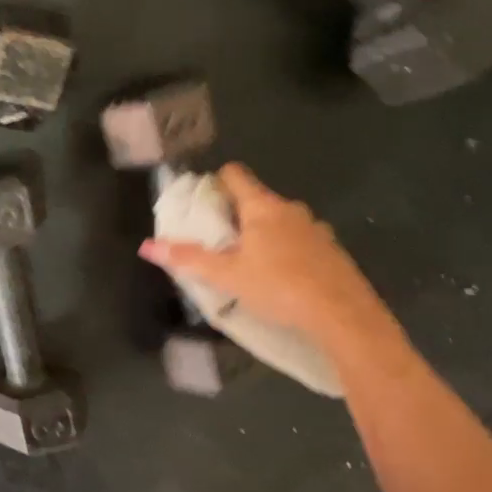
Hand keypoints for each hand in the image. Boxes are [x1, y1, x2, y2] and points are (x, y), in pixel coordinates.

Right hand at [140, 164, 401, 353]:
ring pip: (279, 221)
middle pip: (255, 199)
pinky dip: (284, 250)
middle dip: (235, 214)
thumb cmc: (278, 287)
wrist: (344, 316)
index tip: (202, 203)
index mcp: (262, 208)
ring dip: (261, 234)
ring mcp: (316, 228)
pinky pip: (299, 240)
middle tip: (216, 240)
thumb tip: (147, 246)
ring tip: (246, 262)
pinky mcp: (332, 250)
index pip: (235, 175)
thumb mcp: (225, 276)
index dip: (215, 183)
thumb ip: (187, 258)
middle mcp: (291, 210)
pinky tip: (278, 278)